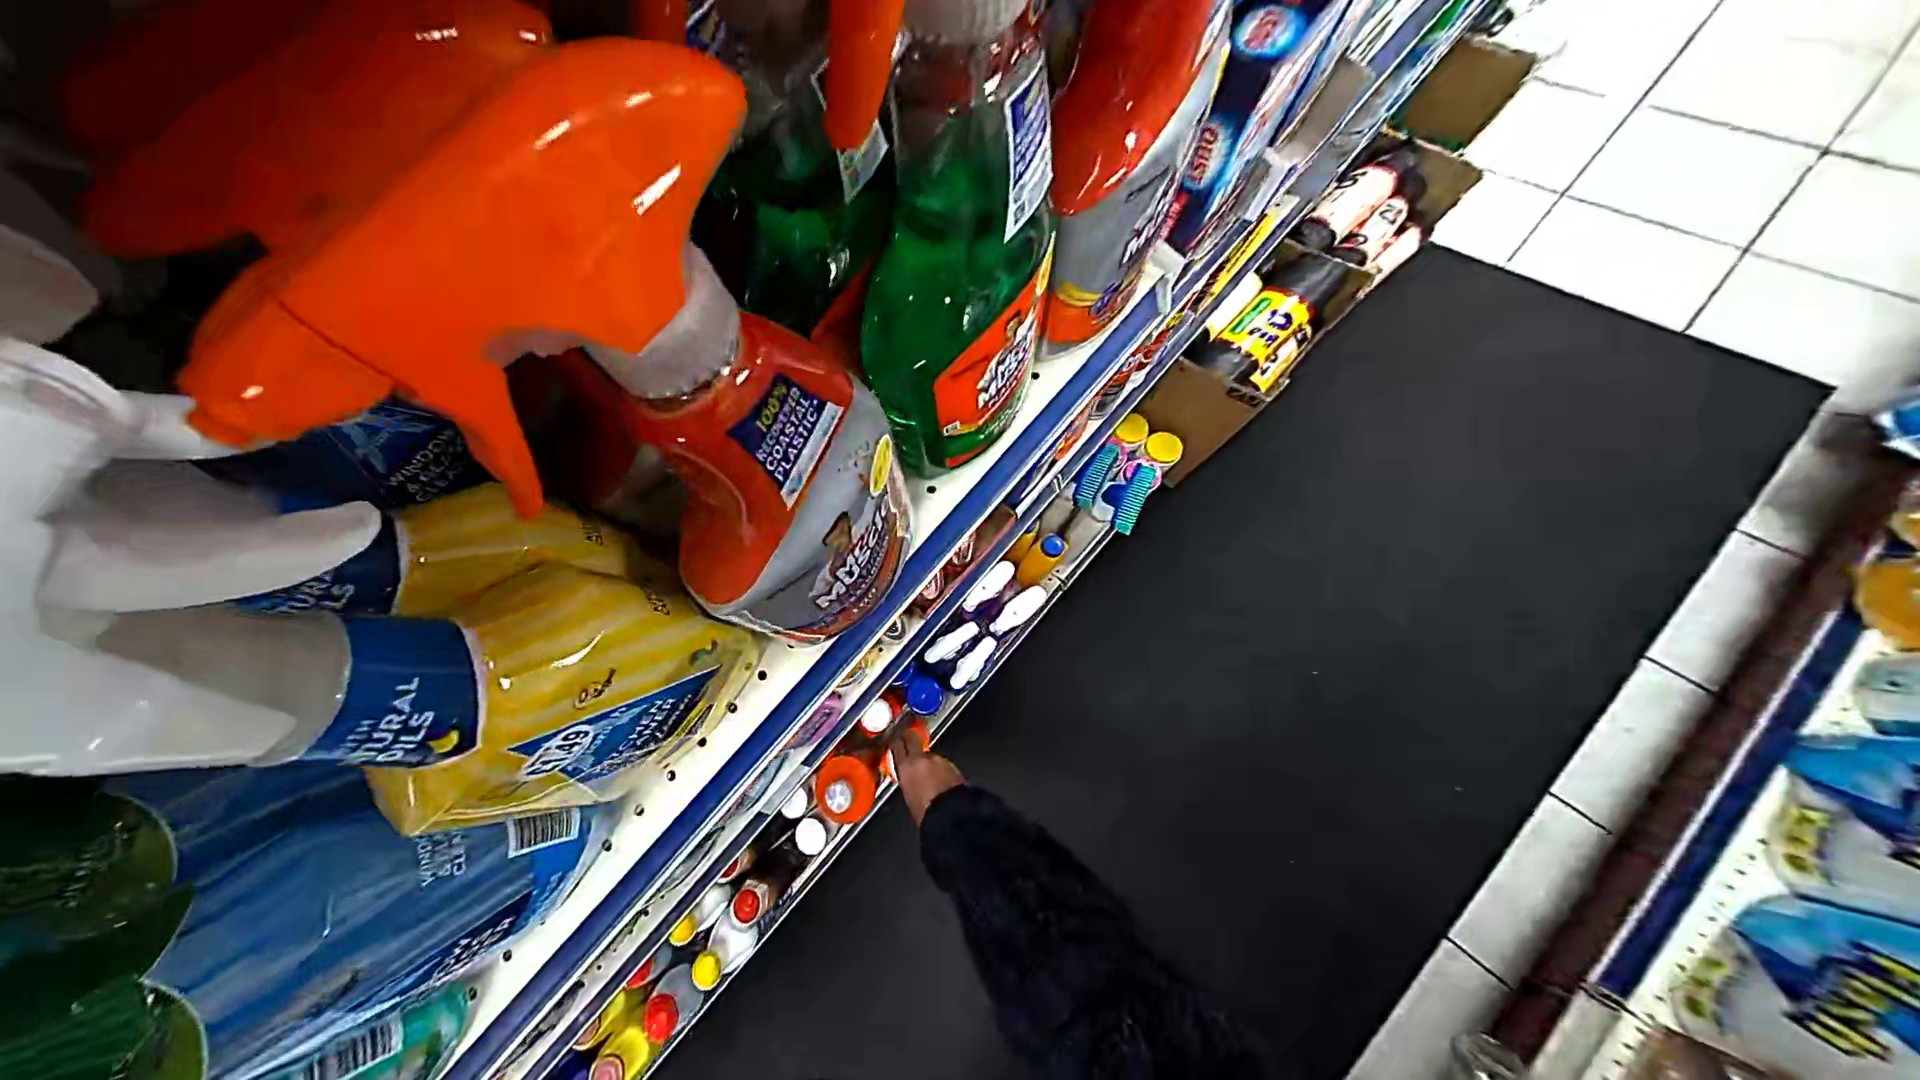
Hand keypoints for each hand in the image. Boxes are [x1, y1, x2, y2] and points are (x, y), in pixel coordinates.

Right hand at [890, 732, 963, 825]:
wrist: (951, 814)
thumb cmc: (925, 812)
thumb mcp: (908, 797)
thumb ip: (907, 781)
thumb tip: (909, 779)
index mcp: (906, 766)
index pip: (897, 745)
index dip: (896, 741)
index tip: (895, 740)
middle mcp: (922, 758)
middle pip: (913, 739)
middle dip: (910, 738)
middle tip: (908, 739)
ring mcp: (939, 760)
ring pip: (930, 754)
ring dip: (928, 760)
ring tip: (928, 772)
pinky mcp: (953, 765)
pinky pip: (942, 763)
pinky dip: (940, 768)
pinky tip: (941, 779)